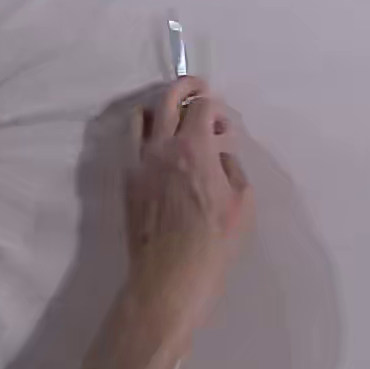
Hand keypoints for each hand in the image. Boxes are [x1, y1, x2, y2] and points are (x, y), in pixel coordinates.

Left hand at [123, 77, 253, 345]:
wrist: (168, 281)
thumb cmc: (214, 243)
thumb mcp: (243, 202)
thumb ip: (233, 168)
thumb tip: (220, 156)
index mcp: (194, 148)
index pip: (202, 104)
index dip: (217, 107)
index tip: (225, 126)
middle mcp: (161, 147)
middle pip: (167, 98)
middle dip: (185, 86)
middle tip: (199, 89)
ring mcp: (138, 164)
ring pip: (140, 116)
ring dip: (160, 109)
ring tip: (176, 119)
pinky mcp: (126, 183)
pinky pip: (131, 144)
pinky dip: (146, 135)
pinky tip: (163, 152)